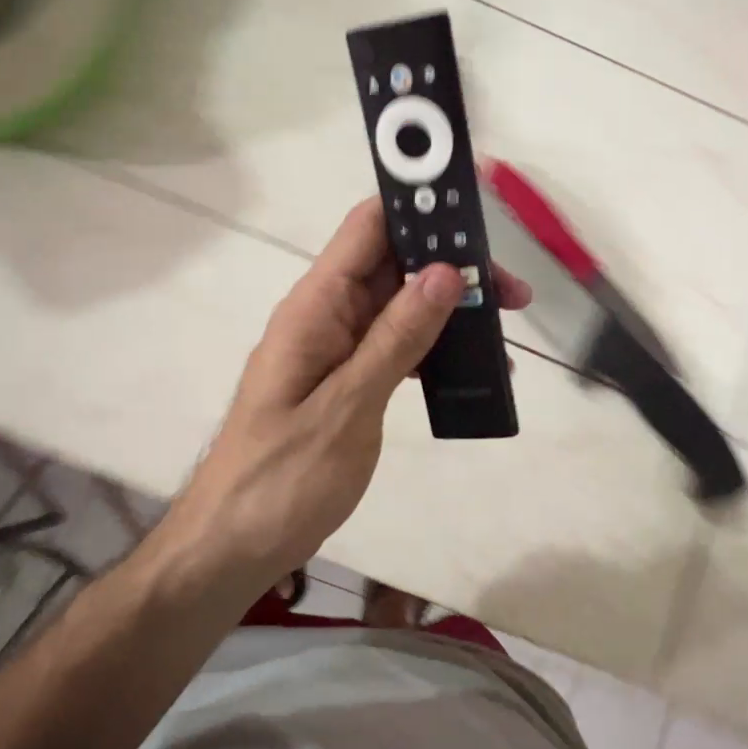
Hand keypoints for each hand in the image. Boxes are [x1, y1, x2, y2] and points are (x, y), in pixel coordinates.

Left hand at [171, 198, 530, 576]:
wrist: (233, 545)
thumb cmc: (281, 479)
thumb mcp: (346, 409)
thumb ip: (394, 340)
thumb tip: (443, 274)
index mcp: (315, 309)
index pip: (368, 229)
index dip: (418, 204)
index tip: (474, 203)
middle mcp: (326, 317)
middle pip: (394, 266)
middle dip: (453, 266)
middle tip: (514, 294)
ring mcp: (335, 350)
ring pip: (401, 307)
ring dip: (451, 311)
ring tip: (506, 331)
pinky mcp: (346, 382)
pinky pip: (396, 348)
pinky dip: (435, 351)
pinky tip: (475, 370)